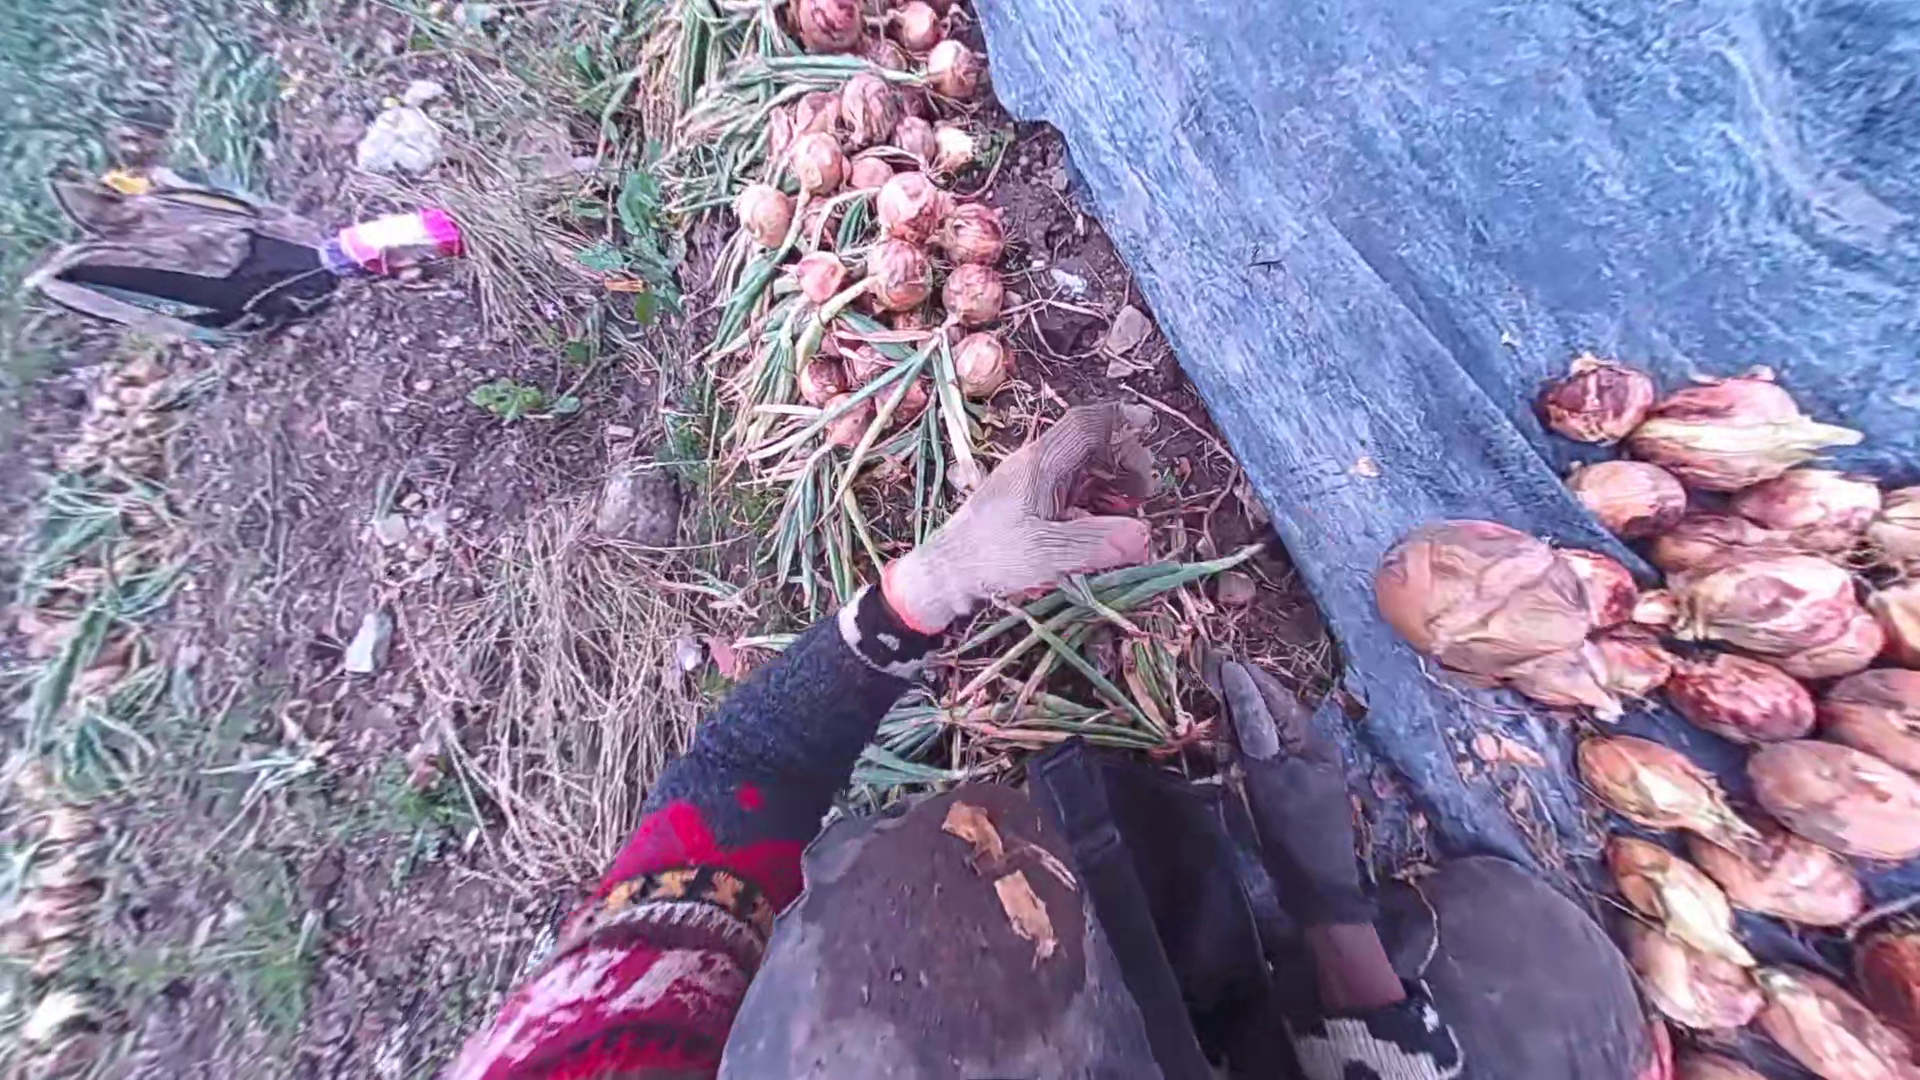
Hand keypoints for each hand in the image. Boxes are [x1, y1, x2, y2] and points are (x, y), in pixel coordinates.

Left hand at [881, 403, 1156, 632]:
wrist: (949, 574)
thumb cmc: (992, 557)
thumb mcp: (1048, 553)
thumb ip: (1097, 542)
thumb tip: (1143, 535)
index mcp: (1039, 464)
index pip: (1085, 425)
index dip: (1120, 420)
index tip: (1146, 426)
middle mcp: (1035, 465)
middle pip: (1089, 446)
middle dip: (1122, 463)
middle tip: (1140, 494)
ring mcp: (1031, 483)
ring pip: (1081, 470)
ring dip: (1108, 486)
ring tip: (1123, 514)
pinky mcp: (1028, 502)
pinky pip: (1069, 492)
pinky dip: (1091, 503)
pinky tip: (1095, 528)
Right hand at [1210, 656, 1375, 927]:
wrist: (1315, 886)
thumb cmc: (1293, 827)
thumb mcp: (1268, 773)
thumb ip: (1252, 725)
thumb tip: (1236, 676)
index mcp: (1311, 738)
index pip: (1274, 694)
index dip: (1245, 674)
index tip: (1214, 657)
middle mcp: (1309, 744)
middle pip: (1271, 706)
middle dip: (1241, 689)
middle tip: (1208, 673)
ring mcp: (1301, 763)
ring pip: (1266, 725)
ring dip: (1241, 711)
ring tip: (1213, 696)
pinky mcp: (1289, 780)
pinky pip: (1264, 746)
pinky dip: (1243, 735)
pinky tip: (1226, 733)